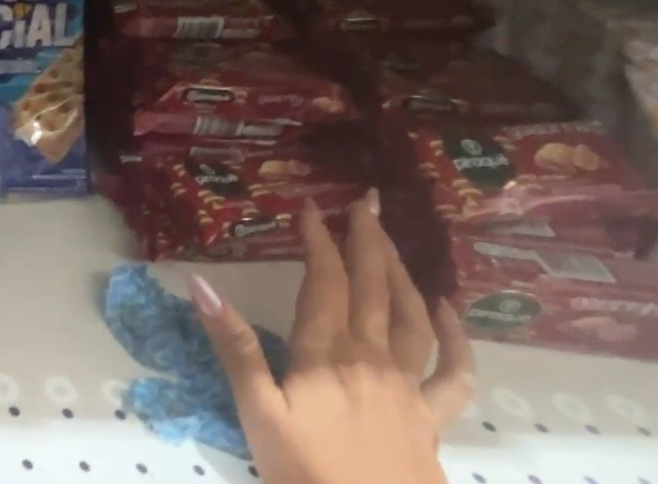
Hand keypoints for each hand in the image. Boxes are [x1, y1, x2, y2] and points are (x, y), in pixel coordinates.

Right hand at [191, 190, 475, 483]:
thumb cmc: (304, 475)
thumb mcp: (257, 413)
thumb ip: (235, 347)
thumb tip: (201, 284)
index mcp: (326, 354)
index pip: (325, 281)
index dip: (317, 240)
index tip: (308, 206)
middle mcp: (372, 359)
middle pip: (373, 288)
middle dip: (366, 240)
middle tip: (365, 201)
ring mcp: (408, 389)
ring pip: (412, 317)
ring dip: (402, 273)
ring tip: (390, 241)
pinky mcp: (431, 419)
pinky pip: (454, 372)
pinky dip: (455, 337)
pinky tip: (447, 311)